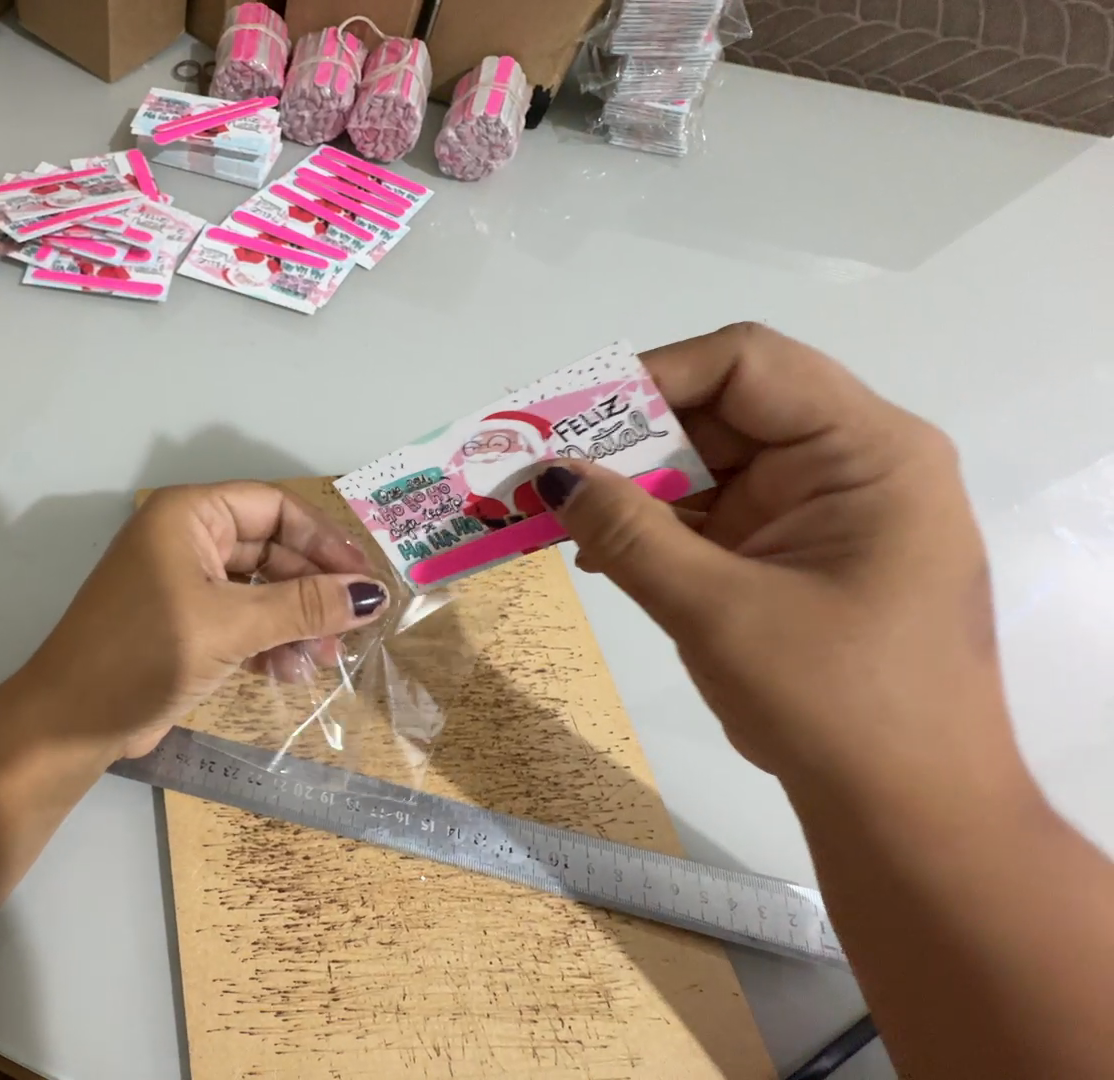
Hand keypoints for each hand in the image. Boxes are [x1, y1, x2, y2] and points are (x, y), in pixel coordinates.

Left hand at [21, 482, 390, 759]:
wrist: (73, 720)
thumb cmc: (147, 652)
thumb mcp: (231, 624)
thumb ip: (305, 606)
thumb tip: (373, 595)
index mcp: (188, 516)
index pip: (273, 508)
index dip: (322, 539)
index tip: (364, 578)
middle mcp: (186, 540)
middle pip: (270, 551)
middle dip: (312, 590)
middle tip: (354, 630)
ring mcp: (183, 585)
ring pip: (259, 591)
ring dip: (295, 623)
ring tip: (326, 660)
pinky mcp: (185, 627)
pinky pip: (241, 622)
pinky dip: (269, 643)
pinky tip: (291, 673)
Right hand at [535, 324, 1022, 804]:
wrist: (900, 804)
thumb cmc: (832, 699)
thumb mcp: (714, 607)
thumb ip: (627, 531)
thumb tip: (547, 475)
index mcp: (864, 453)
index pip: (747, 365)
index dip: (651, 378)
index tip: (568, 421)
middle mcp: (842, 464)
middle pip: (715, 412)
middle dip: (623, 438)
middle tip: (541, 469)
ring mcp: (810, 509)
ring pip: (698, 464)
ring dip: (625, 485)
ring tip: (555, 515)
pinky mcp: (781, 549)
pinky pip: (698, 512)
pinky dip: (643, 524)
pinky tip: (596, 552)